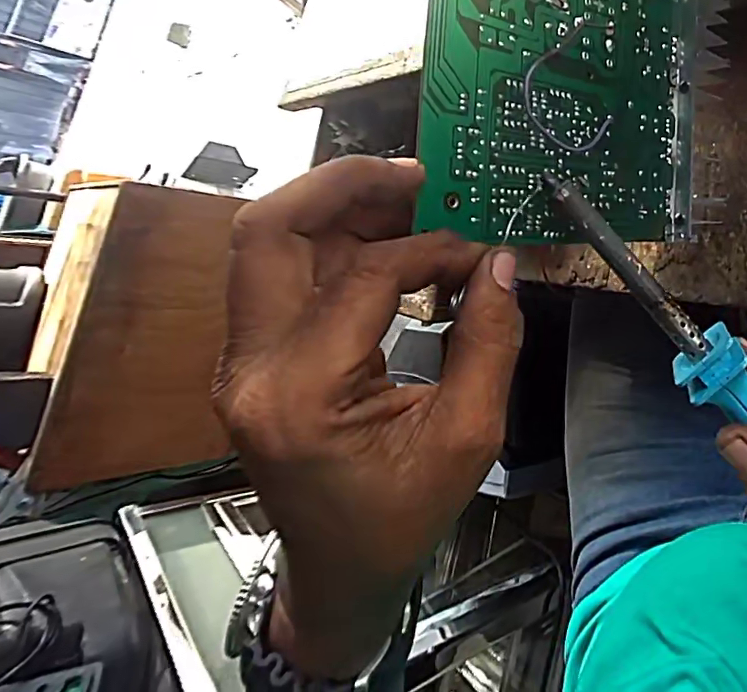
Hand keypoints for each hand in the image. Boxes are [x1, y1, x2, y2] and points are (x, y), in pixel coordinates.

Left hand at [214, 156, 522, 678]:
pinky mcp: (260, 355)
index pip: (365, 274)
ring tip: (413, 196)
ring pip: (274, 241)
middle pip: (270, 231)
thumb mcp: (468, 436)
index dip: (433, 249)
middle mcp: (252, 366)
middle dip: (345, 185)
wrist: (339, 574)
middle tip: (418, 173)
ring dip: (343, 206)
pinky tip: (396, 240)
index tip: (482, 253)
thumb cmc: (401, 518)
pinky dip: (344, 240)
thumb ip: (488, 341)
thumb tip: (501, 263)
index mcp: (299, 394)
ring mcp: (246, 358)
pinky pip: (292, 270)